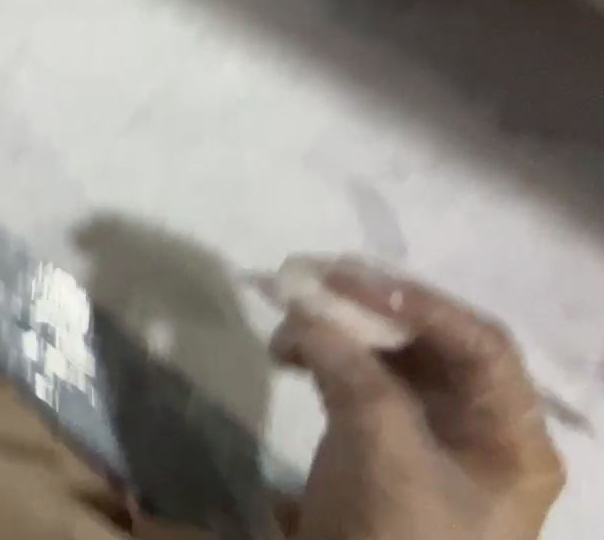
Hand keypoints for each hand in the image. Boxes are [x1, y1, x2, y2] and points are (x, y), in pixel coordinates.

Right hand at [272, 262, 564, 539]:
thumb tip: (307, 314)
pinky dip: (316, 351)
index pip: (478, 342)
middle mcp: (474, 422)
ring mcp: (423, 427)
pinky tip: (283, 353)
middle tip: (301, 280)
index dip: (415, 303)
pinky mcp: (375, 432)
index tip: (342, 278)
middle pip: (429, 340)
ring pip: (385, 351)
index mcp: (508, 434)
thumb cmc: (400, 536)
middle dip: (364, 306)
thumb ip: (356, 380)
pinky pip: (352, 372)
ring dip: (332, 326)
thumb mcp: (386, 460)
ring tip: (282, 319)